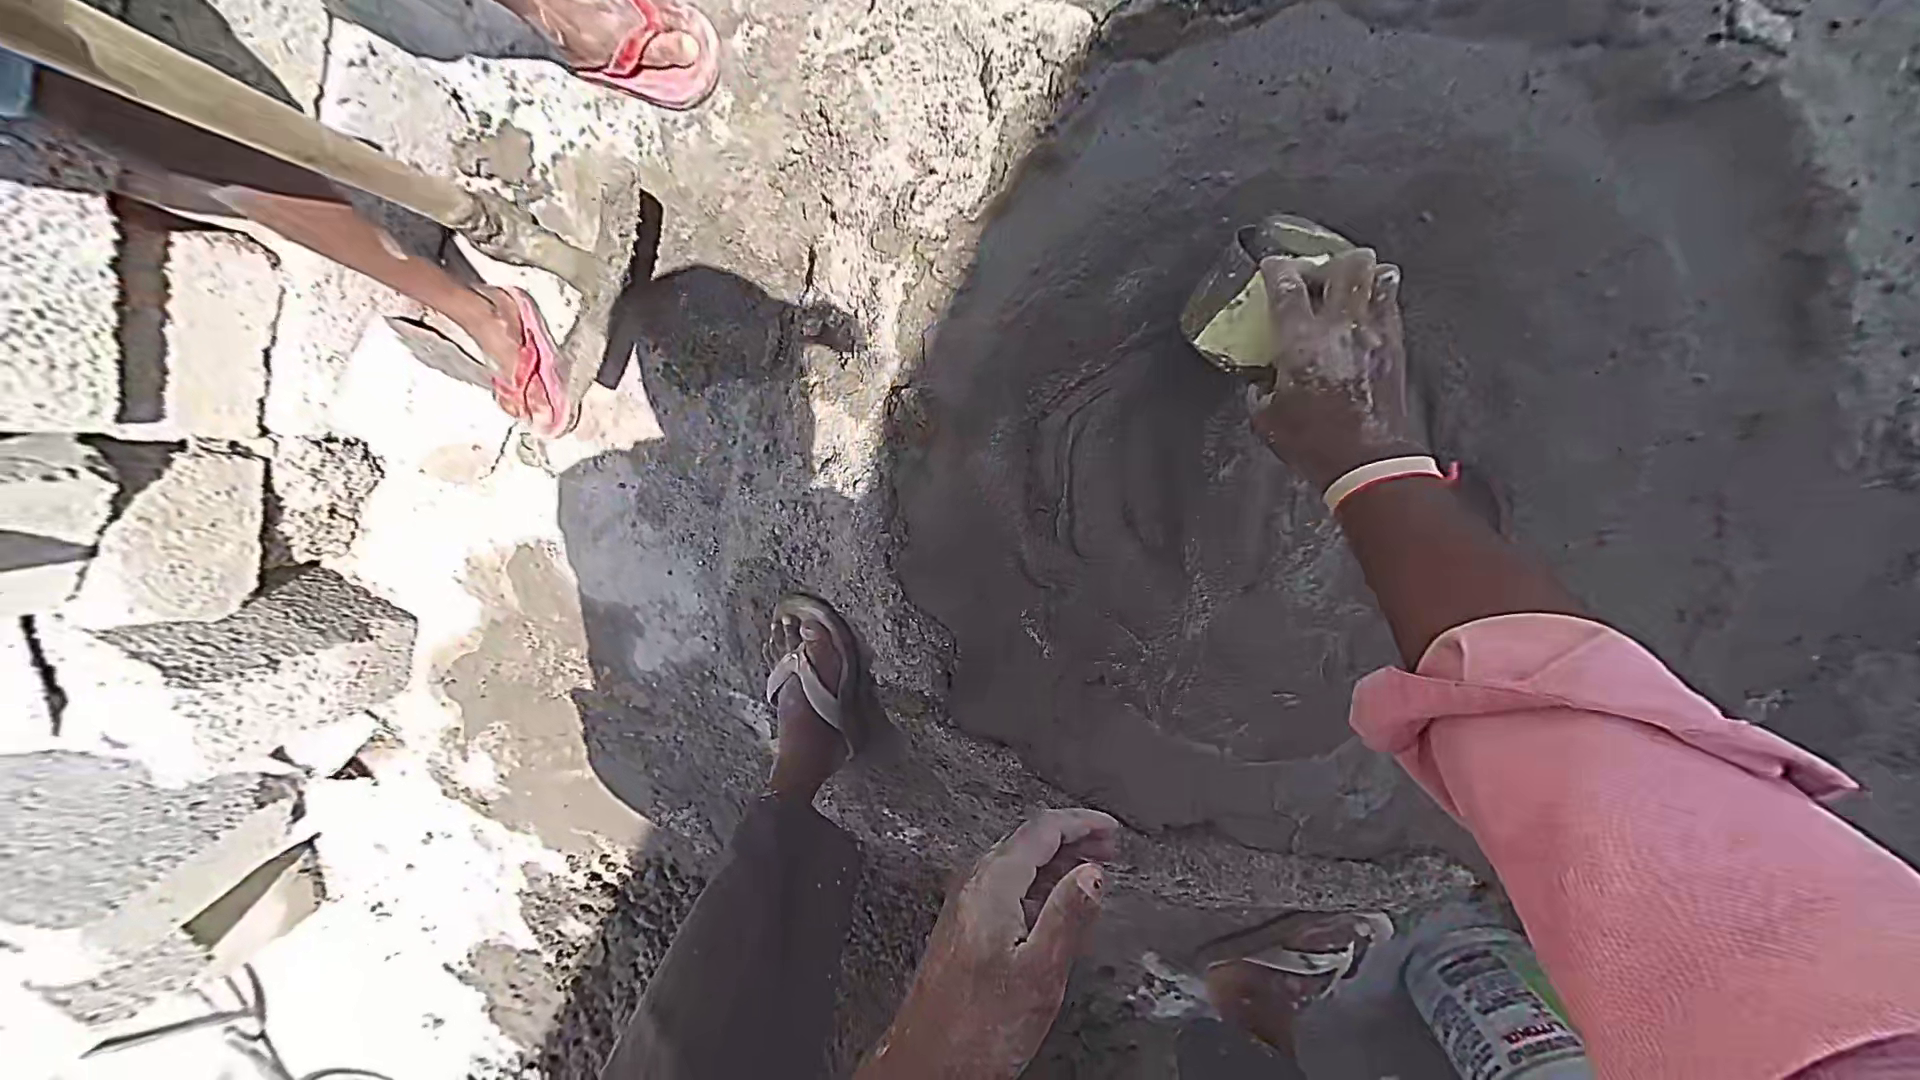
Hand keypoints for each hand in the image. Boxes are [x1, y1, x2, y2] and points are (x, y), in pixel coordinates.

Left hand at [857, 809, 1119, 1079]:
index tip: (1110, 828)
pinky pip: (1009, 881)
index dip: (1081, 823)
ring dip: (1059, 858)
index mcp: (993, 882)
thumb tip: (1093, 873)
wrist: (926, 1063)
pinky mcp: (966, 920)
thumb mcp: (1039, 973)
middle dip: (1073, 837)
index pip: (1042, 830)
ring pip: (1020, 860)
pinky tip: (1056, 900)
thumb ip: (1068, 916)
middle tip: (1109, 846)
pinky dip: (1040, 880)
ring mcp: (968, 899)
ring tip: (1092, 868)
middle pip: (1030, 839)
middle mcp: (976, 880)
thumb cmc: (978, 1027)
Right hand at [1246, 248, 1427, 490]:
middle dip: (1327, 262)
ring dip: (1360, 275)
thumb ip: (1260, 388)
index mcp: (1301, 343)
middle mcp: (1341, 327)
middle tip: (1313, 277)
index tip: (1271, 265)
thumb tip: (1262, 380)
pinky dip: (1377, 299)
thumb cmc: (1312, 441)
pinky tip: (1362, 315)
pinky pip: (1391, 303)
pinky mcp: (1396, 345)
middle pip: (1346, 264)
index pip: (1288, 287)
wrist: (1365, 460)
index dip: (1277, 269)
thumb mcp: (1266, 416)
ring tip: (1345, 288)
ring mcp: (1375, 332)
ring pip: (1379, 275)